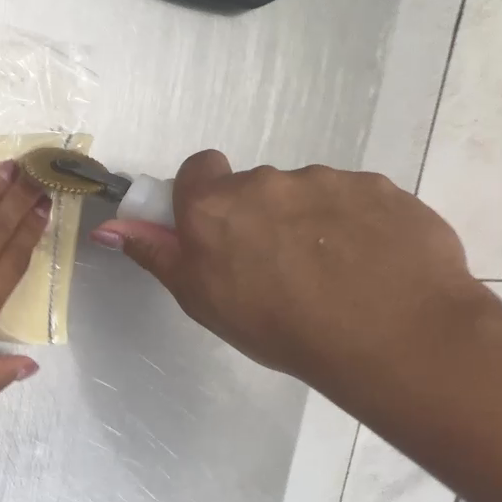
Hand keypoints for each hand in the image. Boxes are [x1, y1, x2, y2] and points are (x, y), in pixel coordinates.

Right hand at [90, 150, 500, 388]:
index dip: (201, 195)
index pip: (198, 168)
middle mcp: (267, 182)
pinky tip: (362, 266)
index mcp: (214, 206)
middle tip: (269, 268)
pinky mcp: (384, 190)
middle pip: (252, 186)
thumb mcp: (199, 297)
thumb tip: (110, 227)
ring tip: (323, 272)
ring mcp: (330, 181)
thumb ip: (157, 254)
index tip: (213, 231)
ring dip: (304, 222)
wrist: (390, 333)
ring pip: (304, 195)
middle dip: (255, 216)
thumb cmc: (274, 325)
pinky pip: (353, 202)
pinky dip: (351, 226)